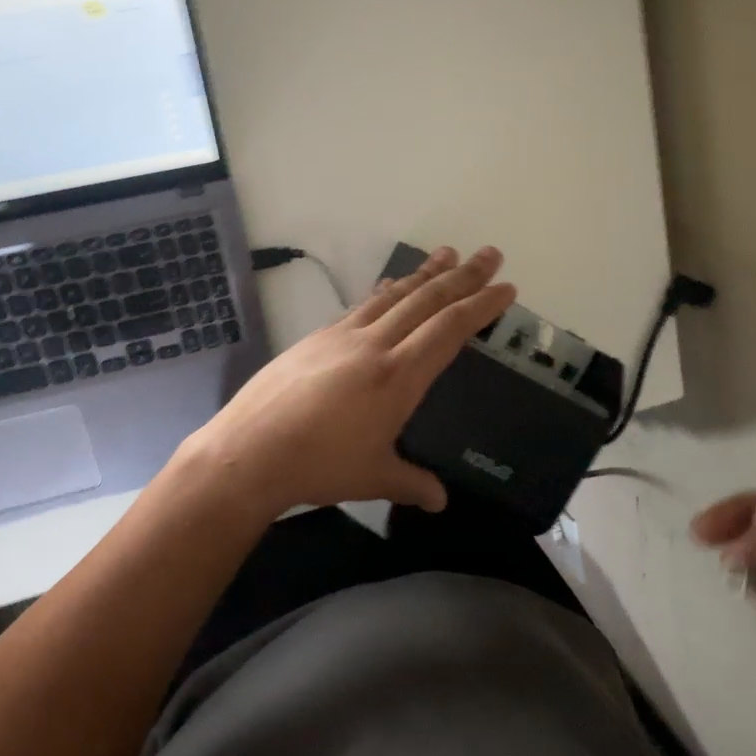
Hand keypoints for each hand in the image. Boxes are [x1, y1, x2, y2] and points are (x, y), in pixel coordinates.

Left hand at [179, 246, 515, 520]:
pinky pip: (361, 305)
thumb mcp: (374, 477)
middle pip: (426, 300)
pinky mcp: (315, 338)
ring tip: (446, 255)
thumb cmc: (319, 466)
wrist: (249, 450)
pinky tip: (389, 288)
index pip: (449, 330)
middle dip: (463, 276)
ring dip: (424, 274)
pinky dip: (385, 292)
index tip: (506, 287)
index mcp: (398, 376)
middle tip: (490, 254)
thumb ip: (412, 483)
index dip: (481, 306)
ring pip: (392, 295)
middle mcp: (374, 345)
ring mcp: (341, 337)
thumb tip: (440, 500)